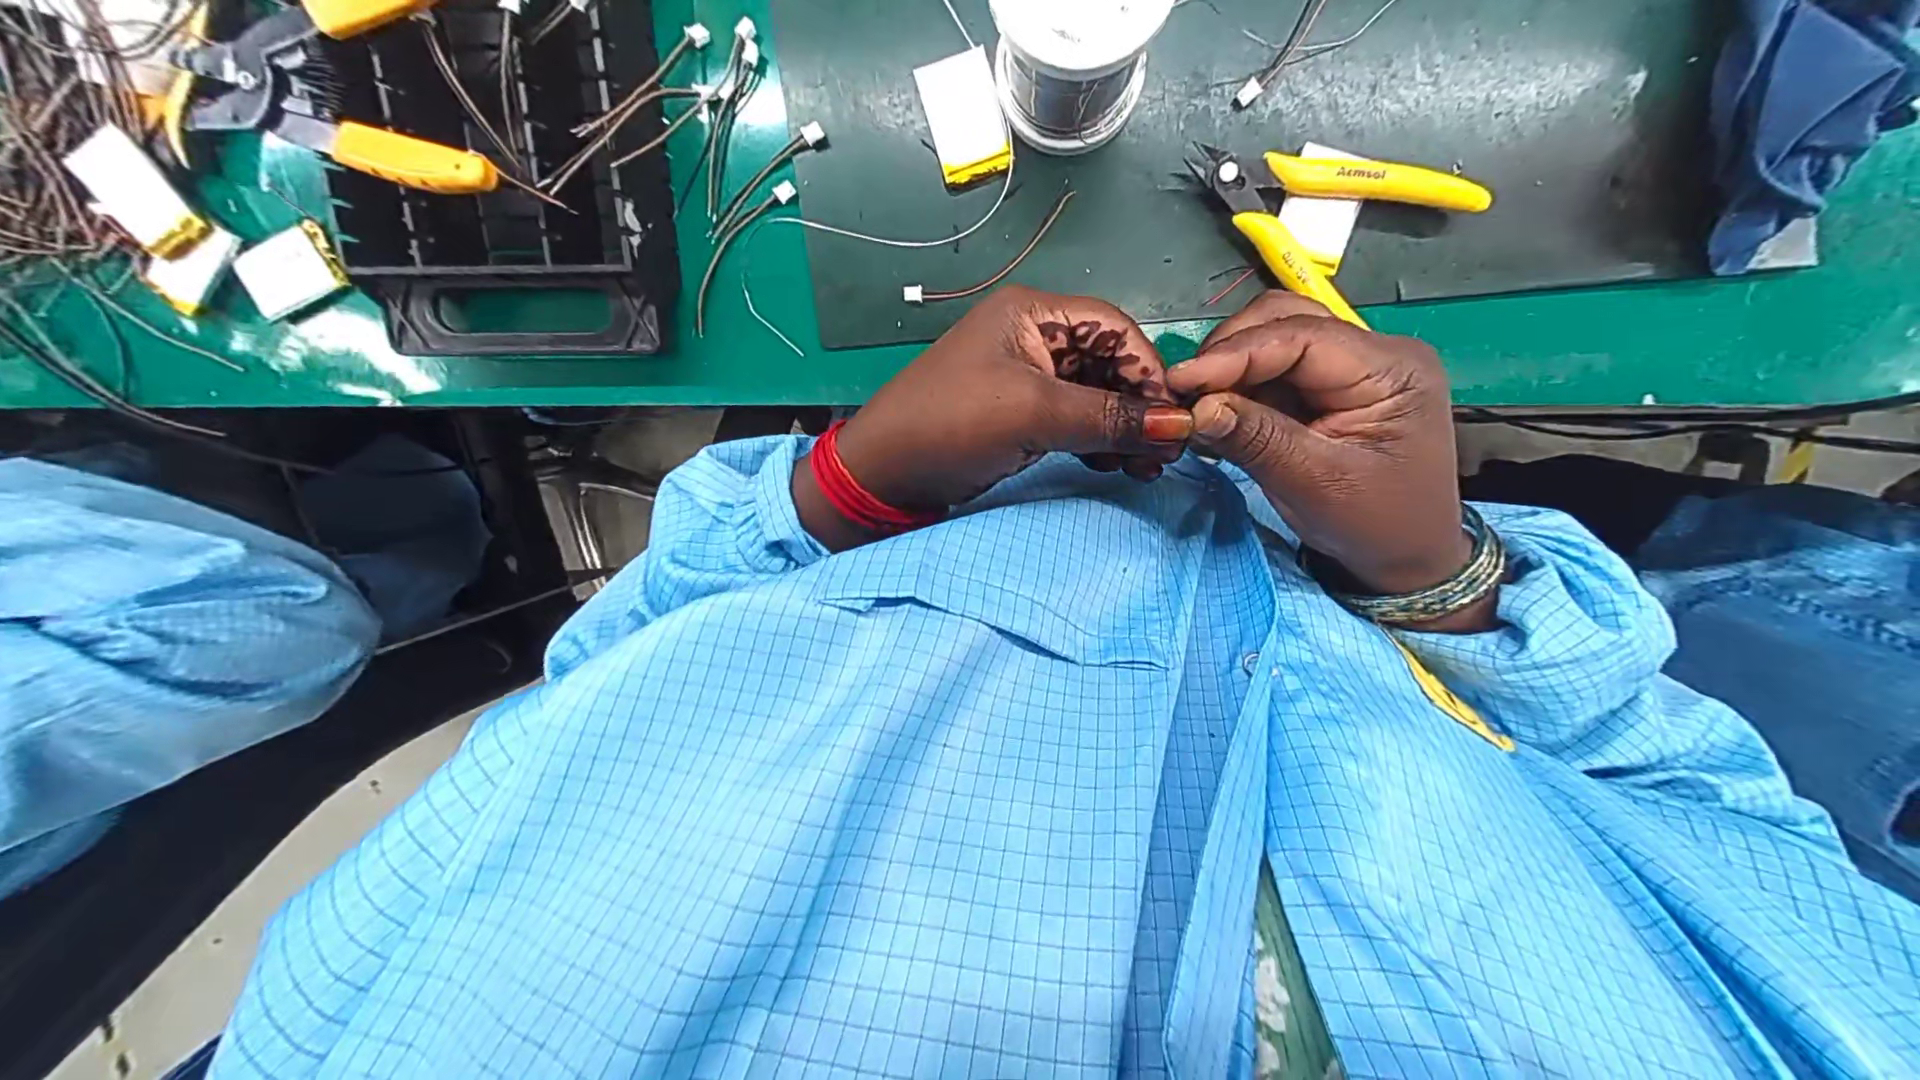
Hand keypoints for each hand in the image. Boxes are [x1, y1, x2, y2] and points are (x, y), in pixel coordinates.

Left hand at [795, 286, 1192, 549]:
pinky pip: (1074, 420)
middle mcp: (1033, 339)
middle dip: (1139, 405)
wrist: (884, 475)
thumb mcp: (1032, 414)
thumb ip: (1107, 417)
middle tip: (1165, 450)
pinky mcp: (1021, 416)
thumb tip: (1178, 425)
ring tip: (1144, 465)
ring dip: (1122, 428)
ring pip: (1094, 395)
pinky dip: (1097, 441)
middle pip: (1108, 363)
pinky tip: (1114, 464)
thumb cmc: (949, 426)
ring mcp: (1027, 379)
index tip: (1174, 416)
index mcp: (1031, 314)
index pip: (1114, 329)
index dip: (1149, 370)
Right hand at [1166, 291, 1484, 621]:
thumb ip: (1256, 439)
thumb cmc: (1375, 524)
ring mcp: (1345, 369)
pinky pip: (1268, 373)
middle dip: (1228, 352)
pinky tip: (1214, 413)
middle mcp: (1371, 354)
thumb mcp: (1314, 484)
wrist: (1405, 556)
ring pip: (1272, 340)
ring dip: (1227, 369)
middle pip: (1285, 320)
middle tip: (1186, 394)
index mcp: (1390, 369)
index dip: (1234, 354)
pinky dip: (1234, 388)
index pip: (1301, 337)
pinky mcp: (1321, 390)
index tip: (1180, 381)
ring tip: (1196, 405)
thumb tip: (1196, 409)